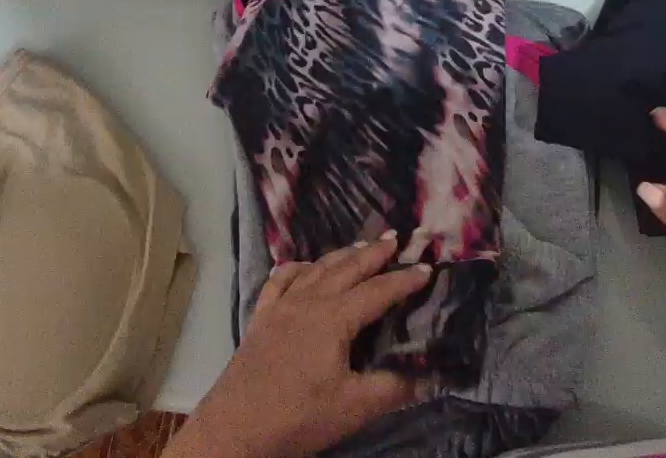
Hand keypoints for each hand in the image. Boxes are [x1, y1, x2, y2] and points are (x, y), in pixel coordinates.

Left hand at [163, 235, 431, 457]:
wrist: (236, 428)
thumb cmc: (298, 415)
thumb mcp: (353, 408)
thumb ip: (392, 388)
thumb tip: (429, 377)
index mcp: (334, 318)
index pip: (377, 292)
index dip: (404, 281)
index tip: (427, 268)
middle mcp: (309, 301)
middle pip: (347, 268)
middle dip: (374, 252)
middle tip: (396, 237)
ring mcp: (281, 306)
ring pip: (317, 268)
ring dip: (341, 255)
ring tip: (360, 245)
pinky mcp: (261, 317)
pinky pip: (281, 281)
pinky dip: (297, 268)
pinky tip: (303, 266)